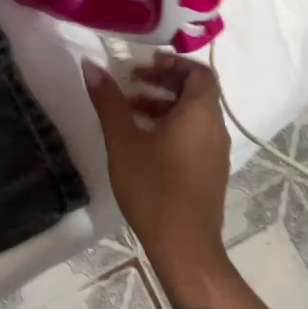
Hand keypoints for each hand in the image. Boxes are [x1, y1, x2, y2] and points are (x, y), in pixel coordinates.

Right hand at [83, 53, 233, 281]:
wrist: (184, 246)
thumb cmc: (153, 187)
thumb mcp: (122, 140)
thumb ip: (108, 100)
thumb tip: (91, 65)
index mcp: (200, 114)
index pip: (198, 73)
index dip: (173, 63)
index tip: (144, 64)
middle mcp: (215, 128)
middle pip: (196, 92)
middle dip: (163, 82)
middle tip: (130, 83)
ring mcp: (216, 152)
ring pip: (194, 115)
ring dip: (164, 105)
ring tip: (129, 111)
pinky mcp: (210, 171)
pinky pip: (194, 134)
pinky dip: (172, 125)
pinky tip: (143, 141)